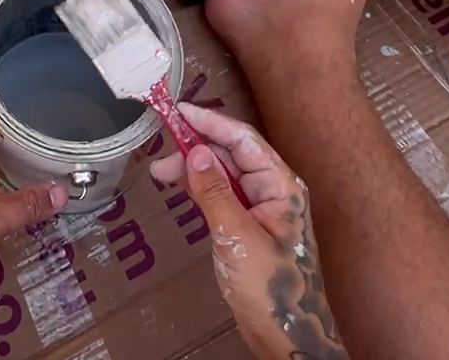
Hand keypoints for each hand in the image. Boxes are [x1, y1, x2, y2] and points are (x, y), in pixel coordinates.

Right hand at [150, 104, 345, 359]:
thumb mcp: (237, 237)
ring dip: (192, 167)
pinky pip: (219, 192)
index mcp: (280, 186)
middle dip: (195, 146)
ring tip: (162, 171)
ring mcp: (259, 207)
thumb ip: (214, 191)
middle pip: (229, 153)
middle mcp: (271, 190)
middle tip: (162, 146)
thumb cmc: (273, 291)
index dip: (210, 122)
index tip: (180, 111)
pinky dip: (197, 186)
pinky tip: (179, 185)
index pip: (242, 139)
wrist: (286, 340)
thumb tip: (195, 152)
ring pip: (220, 171)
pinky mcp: (245, 223)